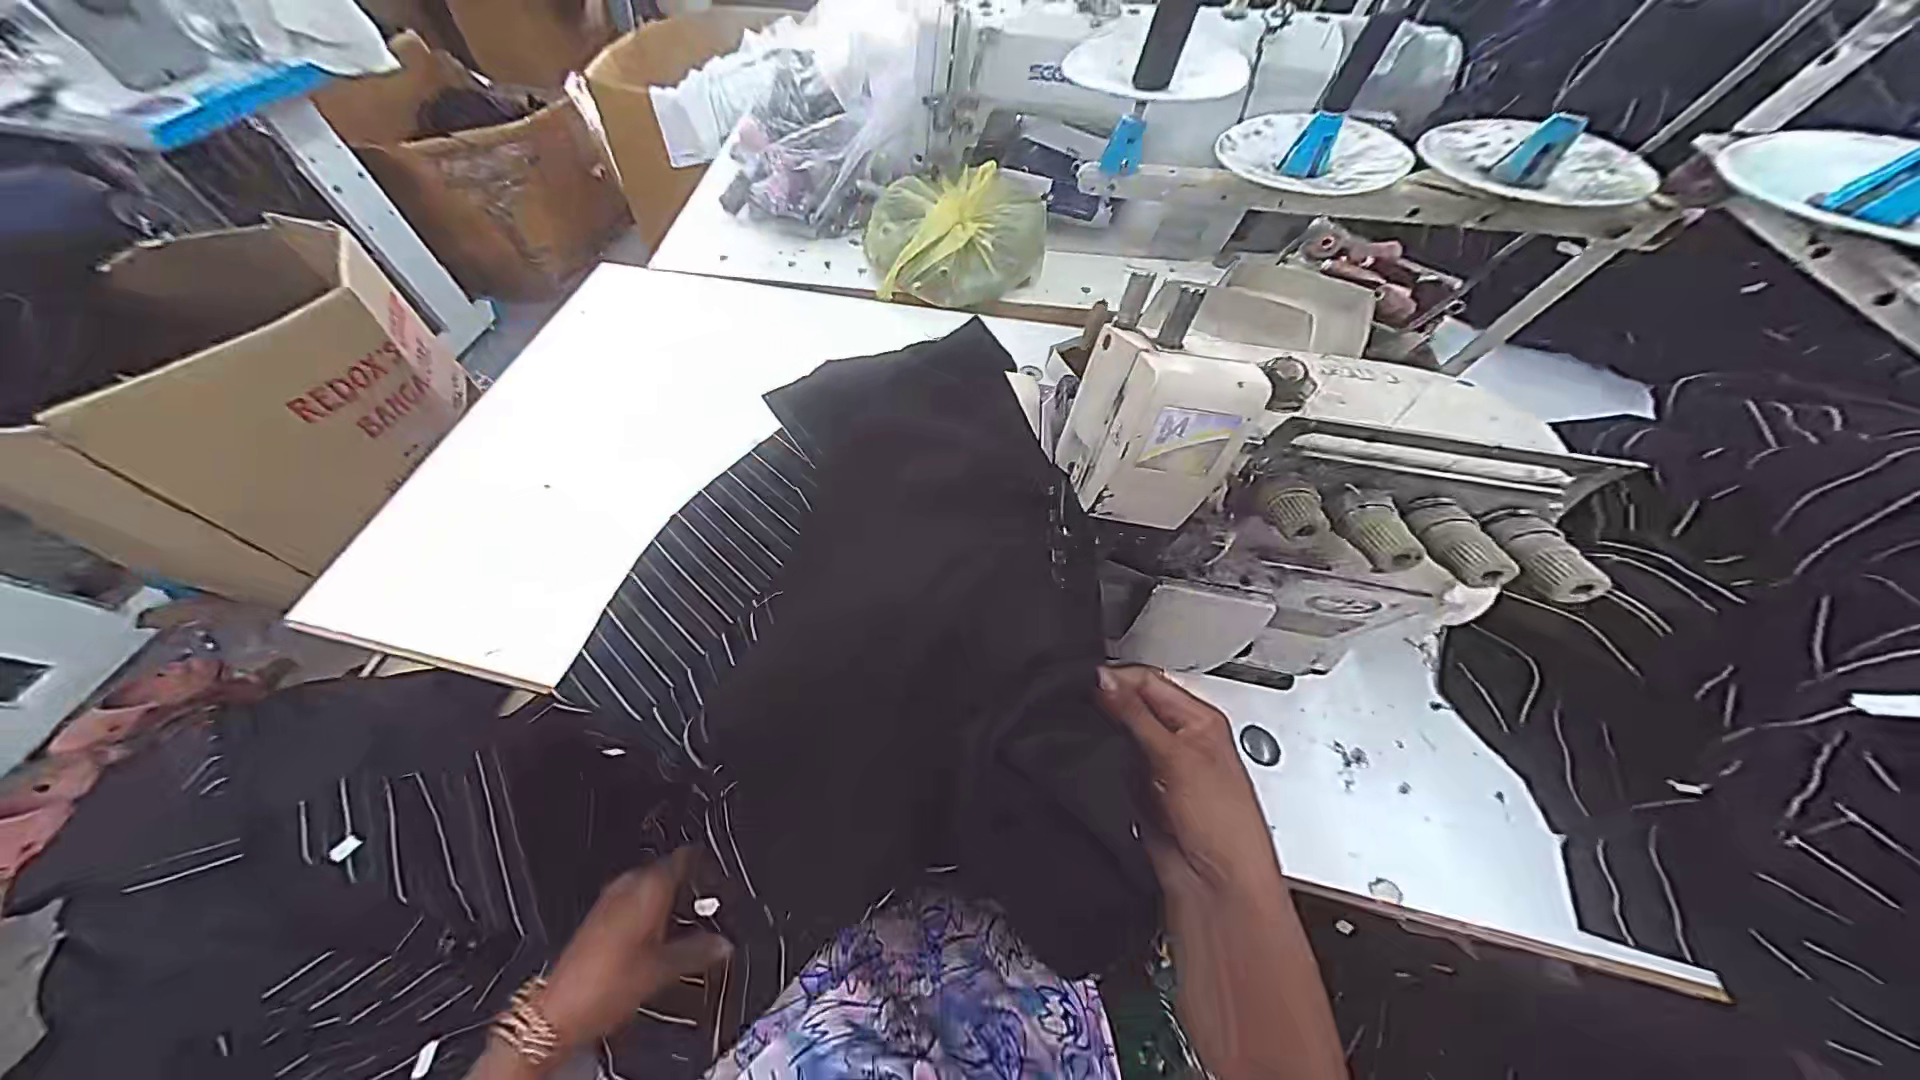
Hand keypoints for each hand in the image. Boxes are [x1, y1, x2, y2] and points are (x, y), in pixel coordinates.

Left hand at [535, 849, 731, 1055]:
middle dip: (689, 886)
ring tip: (683, 925)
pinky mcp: (598, 915)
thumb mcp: (664, 969)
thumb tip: (723, 943)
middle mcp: (629, 884)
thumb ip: (700, 950)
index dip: (707, 865)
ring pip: (650, 886)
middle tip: (706, 906)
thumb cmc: (603, 986)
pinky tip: (654, 938)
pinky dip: (649, 911)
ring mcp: (611, 899)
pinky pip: (633, 900)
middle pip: (669, 870)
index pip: (688, 855)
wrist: (557, 1014)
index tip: (719, 878)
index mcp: (650, 885)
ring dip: (668, 900)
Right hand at [1096, 665, 1282, 899]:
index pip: (1149, 680)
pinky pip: (1113, 764)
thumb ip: (1136, 715)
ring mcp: (1159, 765)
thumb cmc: (1225, 825)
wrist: (1217, 887)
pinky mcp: (1142, 790)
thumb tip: (1105, 679)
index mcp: (1199, 719)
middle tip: (1085, 707)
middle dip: (1109, 705)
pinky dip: (1104, 763)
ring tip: (1094, 738)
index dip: (1119, 679)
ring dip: (1106, 736)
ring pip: (1120, 735)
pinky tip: (1099, 765)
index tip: (1089, 682)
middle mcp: (1180, 738)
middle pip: (1133, 705)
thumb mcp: (1177, 757)